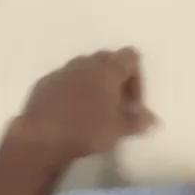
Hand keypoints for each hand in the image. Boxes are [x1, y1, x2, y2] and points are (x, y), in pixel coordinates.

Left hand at [6, 48, 156, 166]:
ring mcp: (63, 71)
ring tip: (92, 109)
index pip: (131, 56)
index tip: (133, 103)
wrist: (42, 138)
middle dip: (114, 78)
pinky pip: (63, 80)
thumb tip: (153, 120)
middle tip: (116, 105)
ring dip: (91, 83)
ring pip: (83, 68)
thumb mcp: (119, 130)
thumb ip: (137, 122)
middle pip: (107, 59)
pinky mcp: (44, 83)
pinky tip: (69, 113)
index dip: (136, 77)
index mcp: (108, 69)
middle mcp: (86, 63)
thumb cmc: (88, 130)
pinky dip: (70, 91)